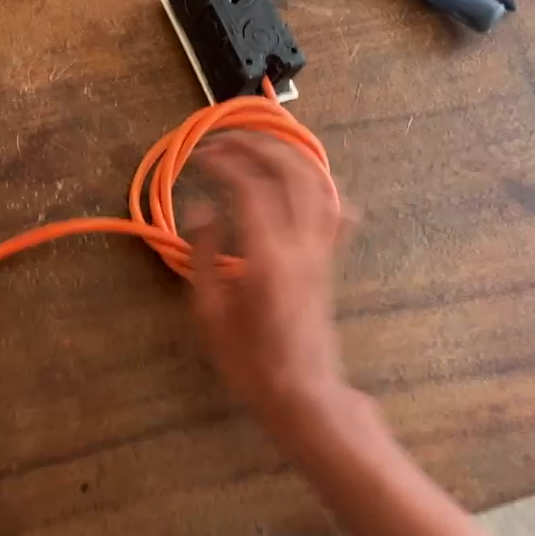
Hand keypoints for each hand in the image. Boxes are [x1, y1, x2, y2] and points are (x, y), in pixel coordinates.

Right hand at [186, 132, 351, 442]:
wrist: (304, 395)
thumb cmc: (250, 359)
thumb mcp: (211, 311)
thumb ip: (205, 253)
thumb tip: (202, 206)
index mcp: (268, 256)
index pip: (250, 187)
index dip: (224, 162)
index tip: (199, 156)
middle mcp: (302, 244)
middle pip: (289, 172)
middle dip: (256, 146)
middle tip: (226, 140)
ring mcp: (322, 250)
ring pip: (317, 183)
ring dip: (288, 155)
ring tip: (259, 144)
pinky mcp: (330, 260)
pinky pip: (334, 210)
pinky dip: (320, 184)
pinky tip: (304, 176)